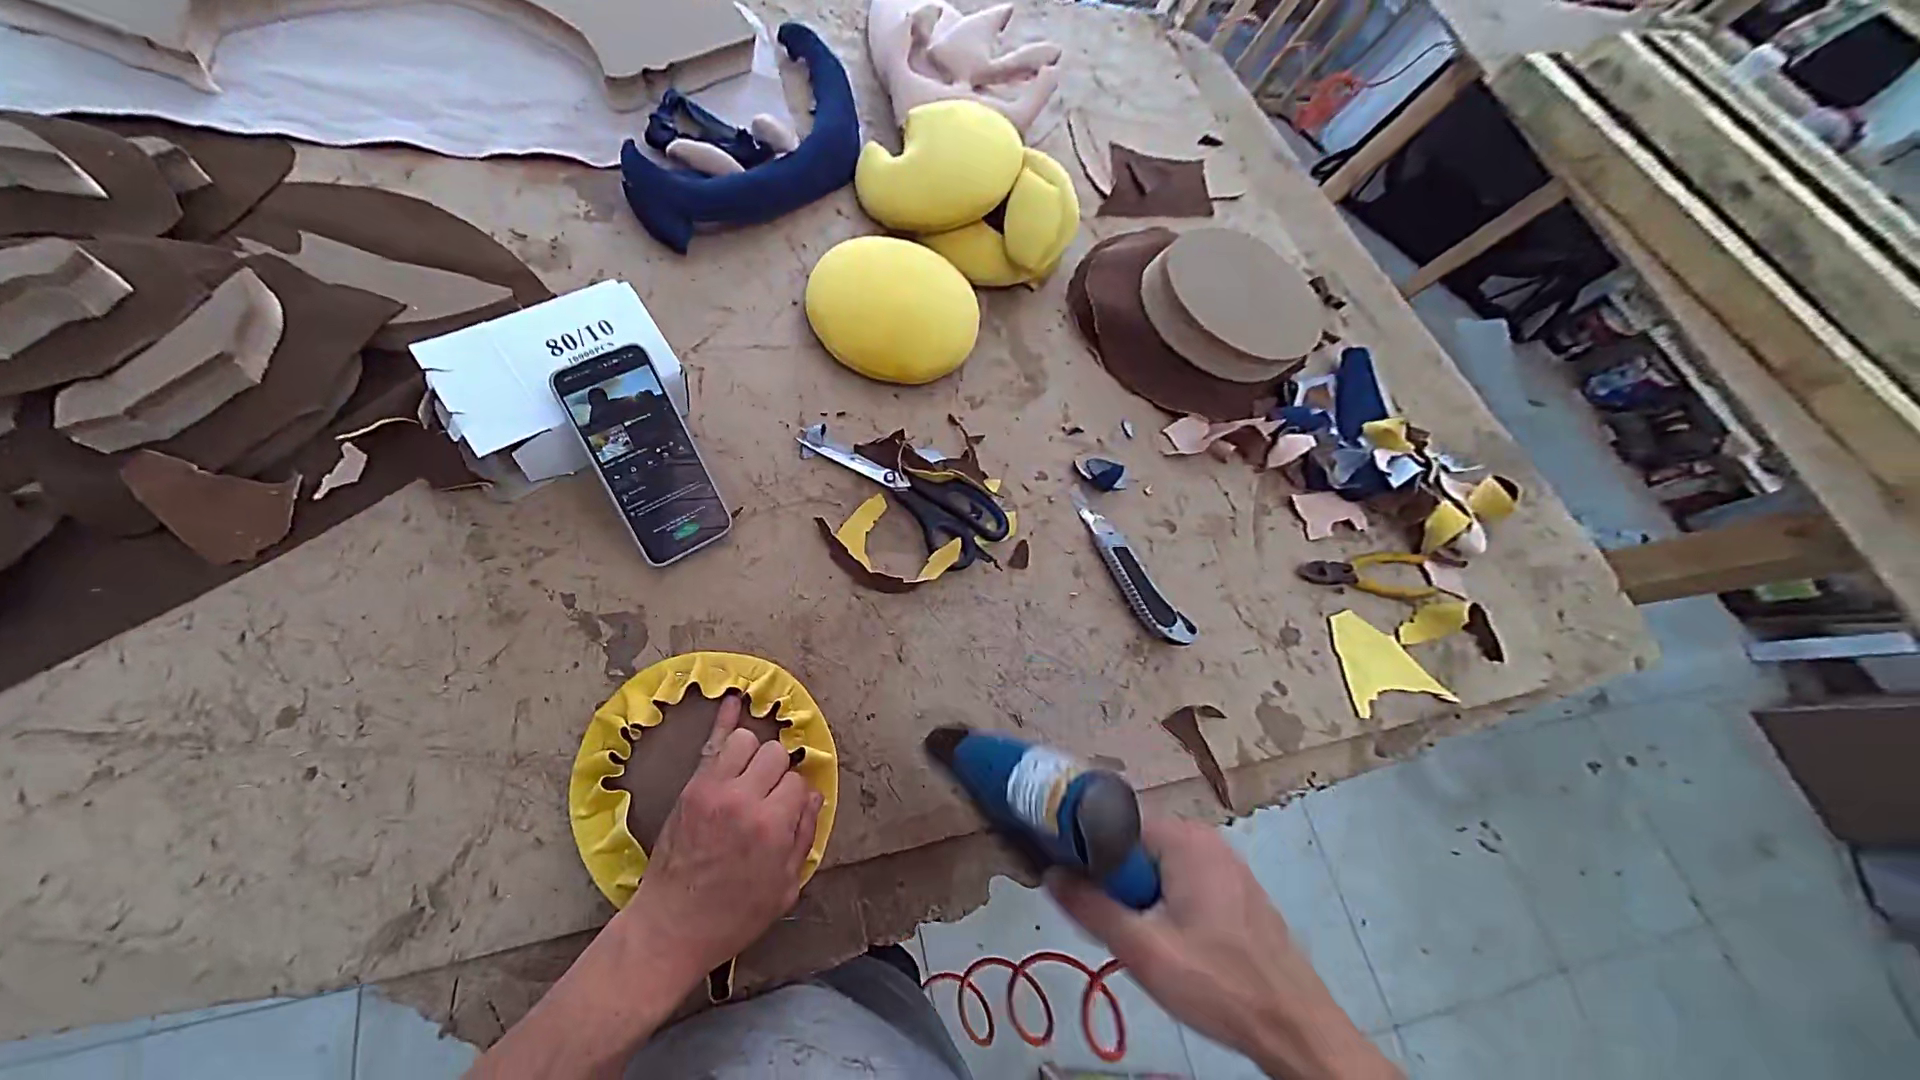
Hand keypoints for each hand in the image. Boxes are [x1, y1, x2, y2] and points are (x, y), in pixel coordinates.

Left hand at [618, 690, 823, 987]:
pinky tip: (733, 701)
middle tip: (770, 796)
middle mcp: (743, 800)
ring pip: (746, 741)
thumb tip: (813, 797)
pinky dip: (724, 720)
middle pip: (776, 754)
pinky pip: (711, 744)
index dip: (797, 797)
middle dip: (779, 772)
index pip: (798, 782)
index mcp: (772, 826)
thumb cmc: (731, 915)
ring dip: (754, 755)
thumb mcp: (785, 888)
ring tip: (750, 776)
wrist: (670, 928)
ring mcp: (713, 791)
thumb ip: (804, 836)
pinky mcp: (690, 789)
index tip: (789, 812)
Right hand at [1048, 817, 1398, 1079]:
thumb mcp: (1143, 951)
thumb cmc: (1218, 984)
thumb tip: (1049, 874)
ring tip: (1138, 934)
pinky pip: (1180, 877)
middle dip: (1114, 877)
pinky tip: (1169, 938)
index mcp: (1183, 838)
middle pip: (1134, 842)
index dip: (1085, 846)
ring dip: (1137, 892)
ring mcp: (1222, 861)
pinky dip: (1163, 898)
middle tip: (1110, 919)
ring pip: (1156, 863)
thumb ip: (1091, 908)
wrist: (1295, 1030)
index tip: (1068, 875)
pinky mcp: (1233, 886)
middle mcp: (1204, 837)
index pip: (1113, 821)